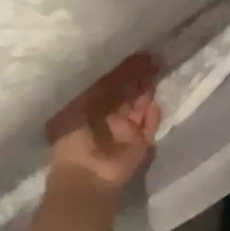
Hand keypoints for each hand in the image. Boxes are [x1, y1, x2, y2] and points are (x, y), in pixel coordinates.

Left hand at [45, 53, 161, 190]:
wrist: (86, 174)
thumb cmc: (74, 138)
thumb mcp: (82, 104)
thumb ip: (104, 86)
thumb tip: (123, 66)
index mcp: (87, 109)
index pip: (108, 86)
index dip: (122, 71)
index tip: (137, 56)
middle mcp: (107, 120)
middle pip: (126, 96)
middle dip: (138, 80)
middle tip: (153, 61)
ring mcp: (125, 133)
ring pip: (139, 109)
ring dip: (146, 94)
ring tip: (155, 75)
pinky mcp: (140, 145)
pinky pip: (149, 127)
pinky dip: (152, 116)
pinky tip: (154, 103)